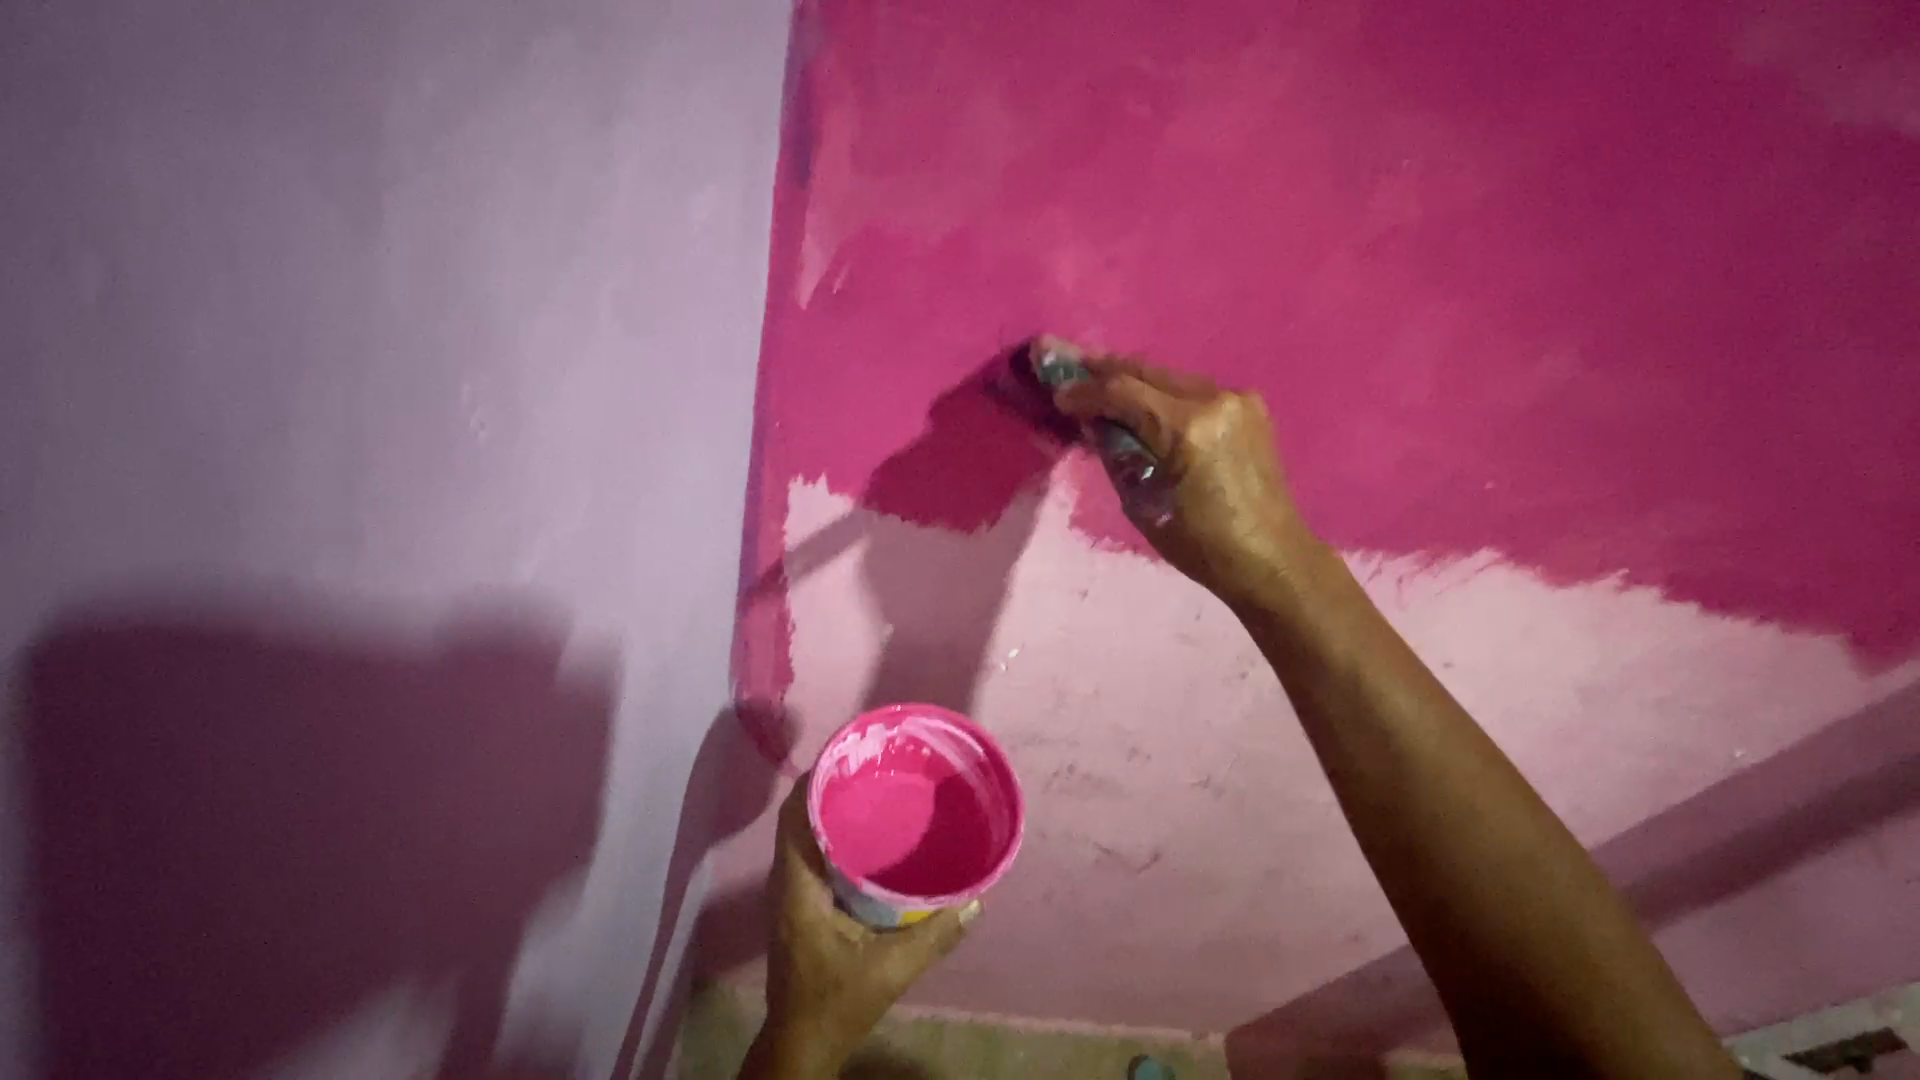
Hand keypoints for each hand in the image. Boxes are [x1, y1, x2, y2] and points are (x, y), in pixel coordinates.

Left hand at [745, 778, 977, 1078]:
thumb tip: (976, 900)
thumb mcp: (890, 971)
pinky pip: (812, 851)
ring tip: (874, 787)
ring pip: (804, 832)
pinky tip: (868, 831)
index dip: (816, 779)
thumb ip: (934, 936)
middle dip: (831, 786)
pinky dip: (833, 833)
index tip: (851, 754)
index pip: (795, 814)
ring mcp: (789, 891)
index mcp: (797, 886)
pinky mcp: (800, 902)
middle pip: (800, 815)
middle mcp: (786, 880)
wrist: (801, 1043)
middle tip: (874, 766)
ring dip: (831, 808)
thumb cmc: (837, 1001)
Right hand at [1052, 353, 1317, 606]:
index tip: (1056, 392)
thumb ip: (1118, 454)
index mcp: (1188, 429)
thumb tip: (1094, 422)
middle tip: (1063, 358)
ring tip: (1094, 375)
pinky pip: (1191, 389)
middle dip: (1101, 368)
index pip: (1122, 392)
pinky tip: (1140, 398)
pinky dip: (1161, 391)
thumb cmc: (1201, 545)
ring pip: (1168, 376)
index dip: (1084, 390)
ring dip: (1131, 378)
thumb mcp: (1142, 504)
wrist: (1272, 557)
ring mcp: (1237, 398)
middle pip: (1145, 370)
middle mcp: (1215, 400)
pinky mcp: (1249, 406)